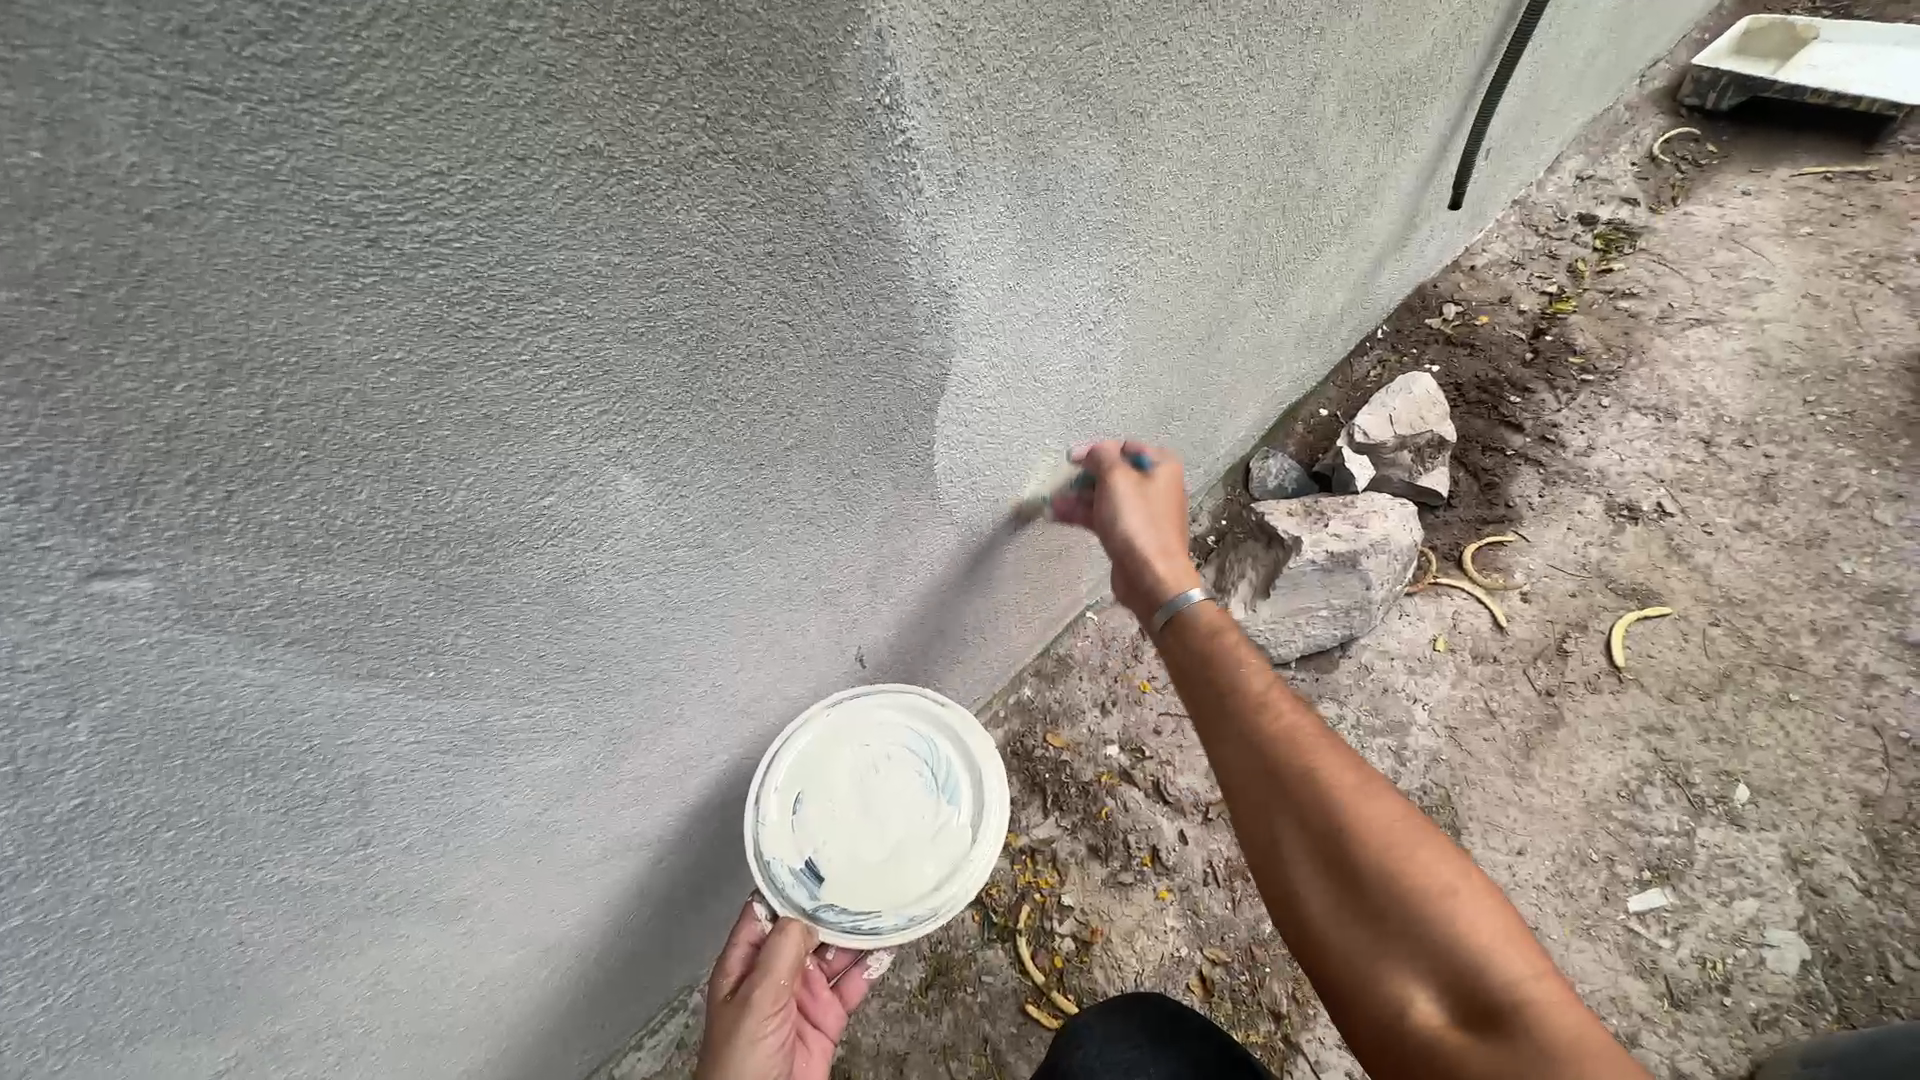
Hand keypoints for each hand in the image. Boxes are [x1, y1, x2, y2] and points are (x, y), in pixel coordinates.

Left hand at [693, 897, 892, 1079]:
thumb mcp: (756, 1000)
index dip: (789, 885)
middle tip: (860, 879)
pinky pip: (852, 984)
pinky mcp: (827, 1018)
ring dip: (856, 933)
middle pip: (807, 928)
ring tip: (880, 906)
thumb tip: (803, 912)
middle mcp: (775, 974)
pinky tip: (886, 947)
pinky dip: (870, 966)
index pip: (766, 910)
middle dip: (832, 906)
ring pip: (834, 953)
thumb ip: (780, 953)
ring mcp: (803, 996)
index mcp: (746, 963)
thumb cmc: (737, 1068)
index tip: (816, 861)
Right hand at [1050, 439, 1202, 624]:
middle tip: (1061, 481)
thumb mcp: (1116, 478)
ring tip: (1051, 500)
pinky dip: (1081, 514)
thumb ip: (1100, 456)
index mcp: (1161, 466)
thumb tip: (1091, 452)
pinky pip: (1102, 517)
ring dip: (1077, 496)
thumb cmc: (1138, 523)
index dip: (1097, 450)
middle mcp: (1154, 486)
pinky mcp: (1129, 535)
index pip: (1125, 447)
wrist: (1151, 577)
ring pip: (1104, 496)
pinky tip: (1056, 514)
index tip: (1072, 459)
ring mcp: (1141, 513)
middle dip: (1083, 477)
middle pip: (1113, 473)